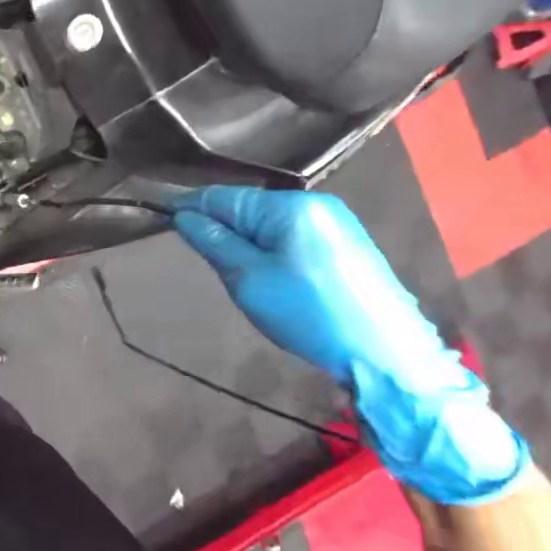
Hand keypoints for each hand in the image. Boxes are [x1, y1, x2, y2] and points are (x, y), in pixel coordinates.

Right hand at [173, 186, 528, 504]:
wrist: (386, 353)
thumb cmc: (309, 315)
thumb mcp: (251, 281)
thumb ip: (216, 243)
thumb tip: (185, 216)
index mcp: (290, 206)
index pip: (226, 196)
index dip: (192, 206)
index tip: (164, 215)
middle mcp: (315, 203)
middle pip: (251, 207)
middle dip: (223, 227)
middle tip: (204, 256)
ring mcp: (336, 222)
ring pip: (272, 223)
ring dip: (248, 240)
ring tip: (237, 271)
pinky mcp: (347, 243)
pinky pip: (295, 235)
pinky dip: (273, 249)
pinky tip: (272, 275)